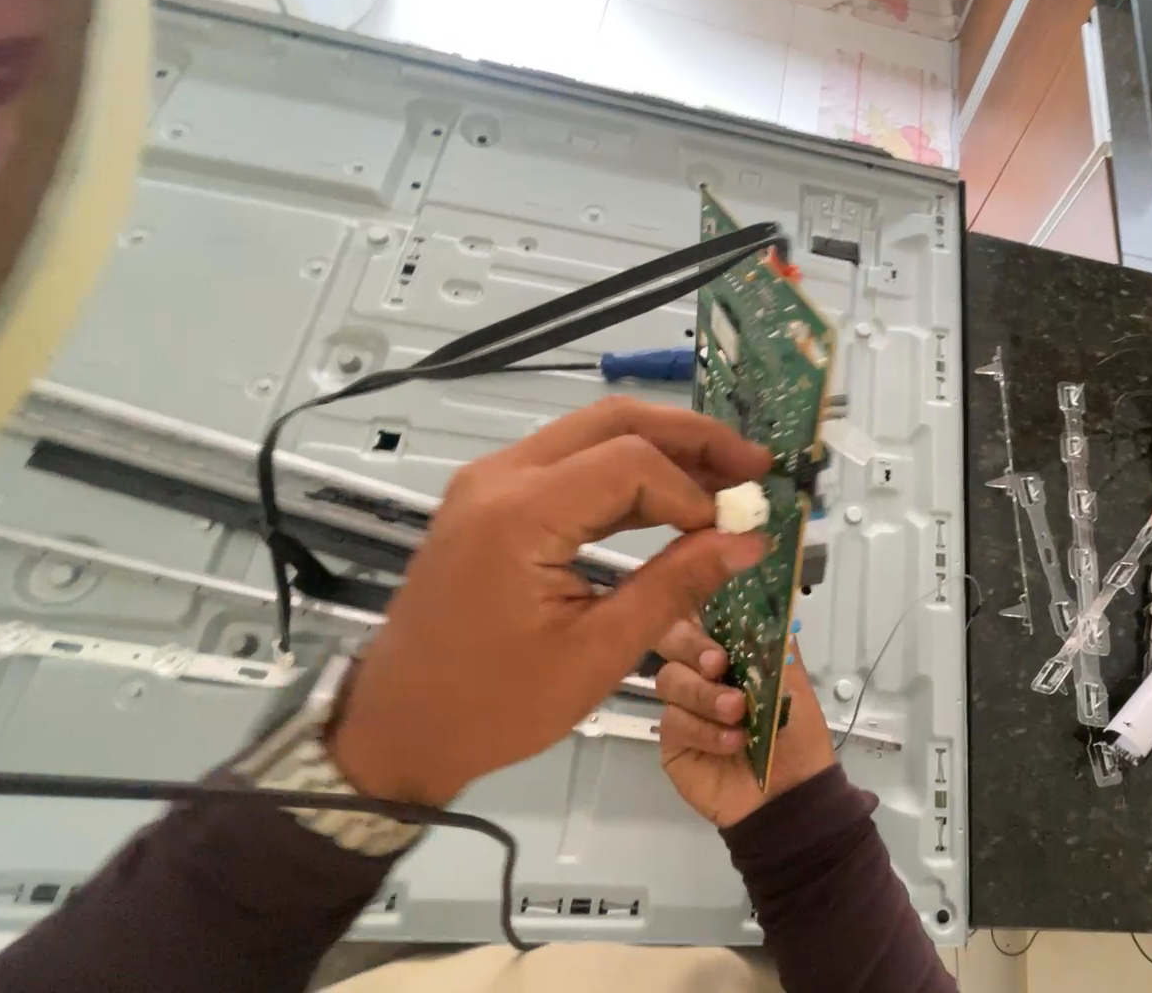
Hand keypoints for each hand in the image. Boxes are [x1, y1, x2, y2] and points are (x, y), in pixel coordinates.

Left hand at [327, 397, 771, 806]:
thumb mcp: (599, 652)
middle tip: (753, 464)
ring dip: (665, 448)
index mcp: (519, 514)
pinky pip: (573, 461)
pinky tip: (672, 495)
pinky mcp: (494, 498)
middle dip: (693, 437)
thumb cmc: (493, 705)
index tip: (729, 534)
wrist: (398, 729)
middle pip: (616, 422)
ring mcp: (492, 482)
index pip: (631, 463)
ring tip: (727, 475)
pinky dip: (629, 471)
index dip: (693, 492)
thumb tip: (748, 542)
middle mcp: (501, 477)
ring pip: (595, 433)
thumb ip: (677, 584)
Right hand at [652, 619, 836, 826]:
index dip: (701, 613)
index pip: (703, 618)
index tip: (713, 617)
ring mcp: (684, 707)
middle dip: (692, 646)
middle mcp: (703, 674)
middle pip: (672, 641)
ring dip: (705, 694)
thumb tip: (765, 603)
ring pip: (669, 680)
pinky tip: (731, 742)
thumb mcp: (794, 684)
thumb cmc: (797, 736)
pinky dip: (704, 730)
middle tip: (718, 663)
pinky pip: (673, 722)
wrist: (791, 795)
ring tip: (737, 713)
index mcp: (732, 654)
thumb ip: (775, 645)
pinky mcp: (673, 741)